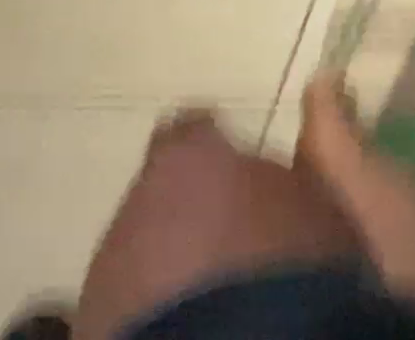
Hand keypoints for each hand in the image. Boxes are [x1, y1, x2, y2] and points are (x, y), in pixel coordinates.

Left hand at [76, 113, 362, 339]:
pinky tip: (193, 300)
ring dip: (174, 242)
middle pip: (163, 186)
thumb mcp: (317, 189)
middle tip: (232, 212)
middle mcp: (137, 201)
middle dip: (193, 196)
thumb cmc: (283, 248)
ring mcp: (108, 262)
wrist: (232, 338)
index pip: (189, 127)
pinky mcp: (94, 315)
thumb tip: (320, 98)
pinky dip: (158, 286)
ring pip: (143, 237)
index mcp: (191, 159)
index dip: (208, 134)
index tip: (227, 144)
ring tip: (216, 265)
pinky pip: (132, 286)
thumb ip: (305, 149)